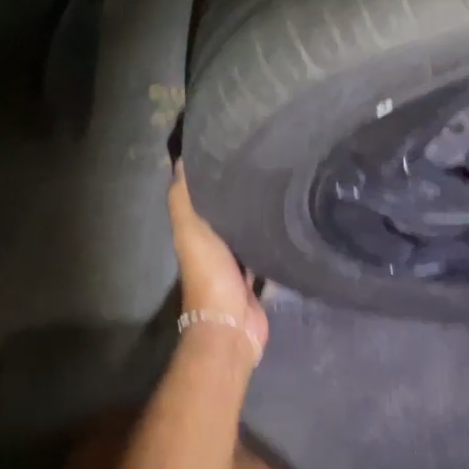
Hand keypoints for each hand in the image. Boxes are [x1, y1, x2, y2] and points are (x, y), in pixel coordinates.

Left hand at [168, 162, 267, 354]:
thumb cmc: (208, 274)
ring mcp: (239, 259)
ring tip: (280, 180)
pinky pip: (266, 247)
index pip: (204, 195)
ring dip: (257, 211)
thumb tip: (179, 160)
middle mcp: (217, 243)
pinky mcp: (260, 272)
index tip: (231, 145)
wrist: (233, 323)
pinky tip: (289, 215)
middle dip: (240, 189)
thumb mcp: (190, 232)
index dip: (213, 173)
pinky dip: (274, 234)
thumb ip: (183, 200)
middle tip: (264, 158)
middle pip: (228, 210)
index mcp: (197, 232)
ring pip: (248, 227)